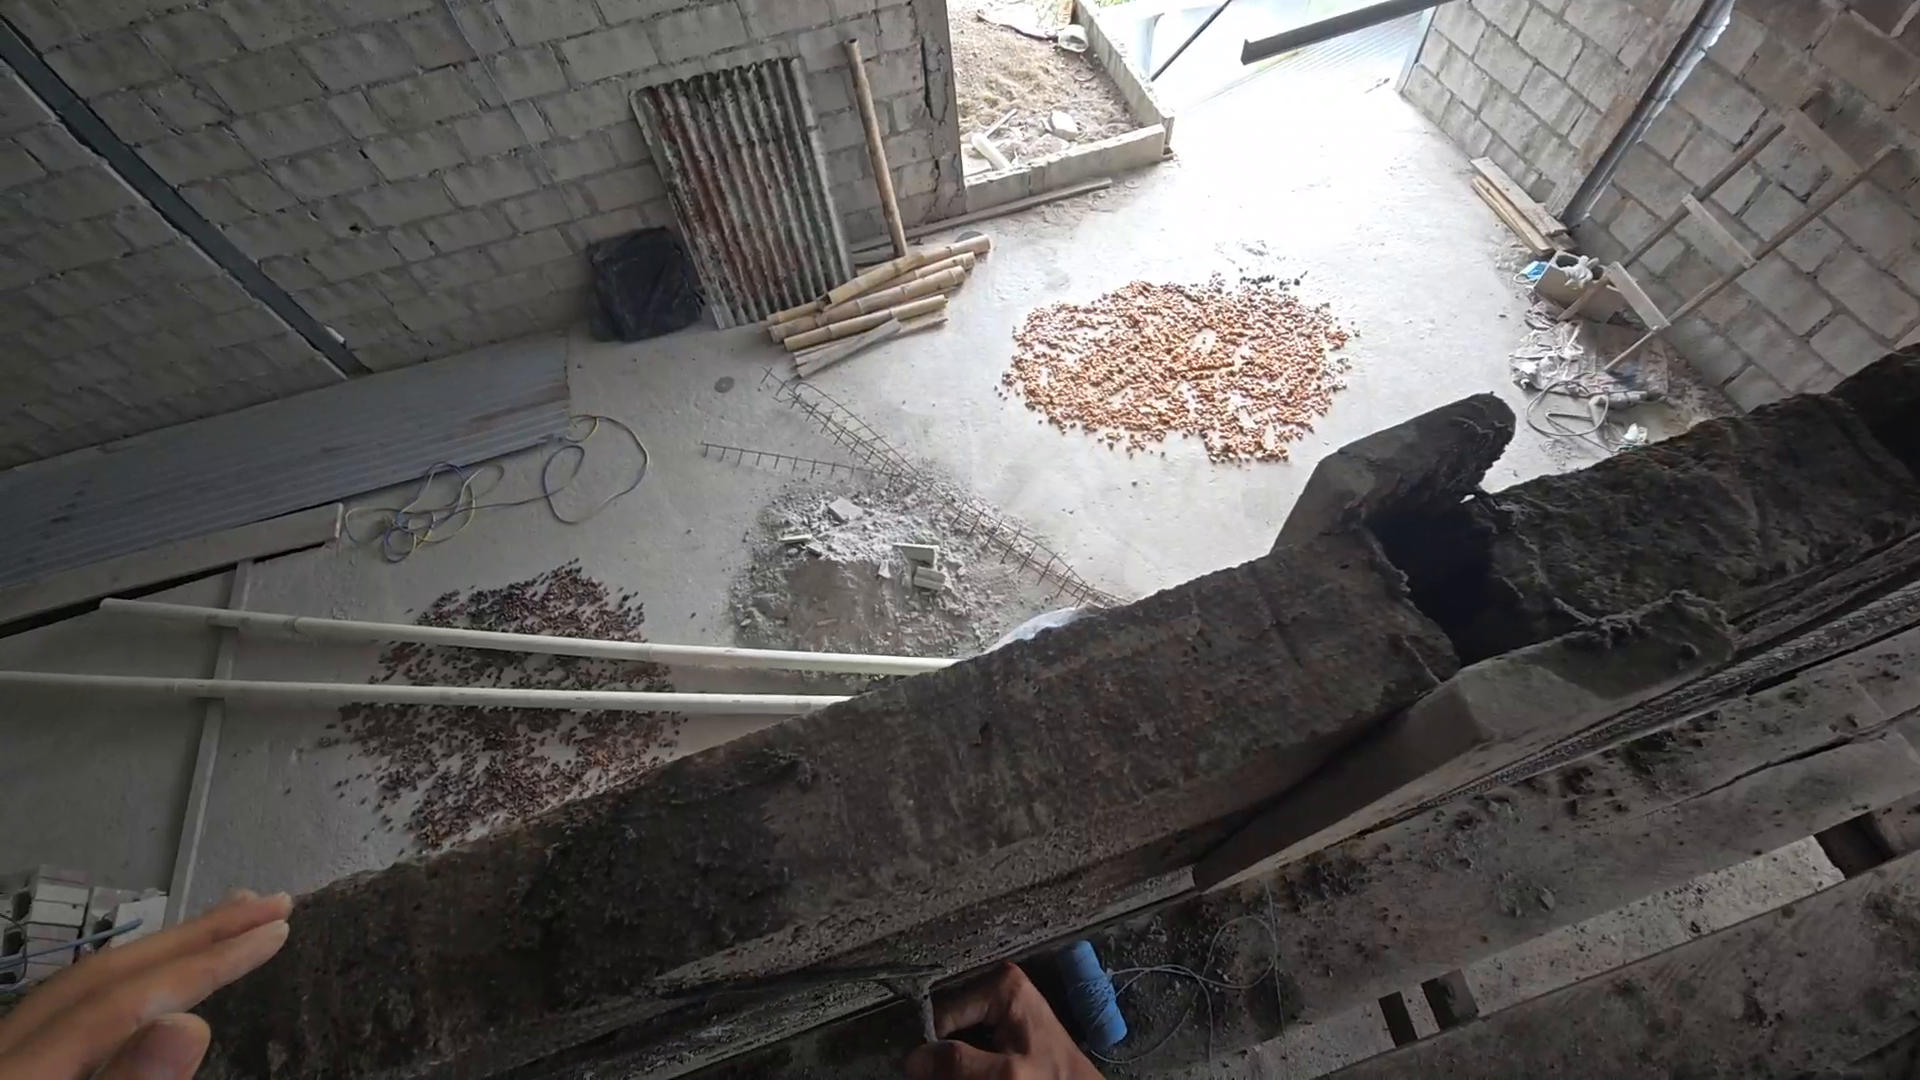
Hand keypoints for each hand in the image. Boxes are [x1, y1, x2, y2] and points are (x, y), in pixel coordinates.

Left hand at [0, 890, 290, 1079]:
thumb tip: (190, 1025)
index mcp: (11, 1076)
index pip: (119, 1004)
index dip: (206, 964)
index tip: (281, 930)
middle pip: (97, 979)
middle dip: (194, 936)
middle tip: (275, 902)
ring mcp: (1, 1059)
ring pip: (80, 987)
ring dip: (169, 947)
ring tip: (240, 913)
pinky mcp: (14, 1065)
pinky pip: (69, 1008)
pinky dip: (134, 975)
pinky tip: (176, 965)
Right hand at [906, 964, 1104, 1079]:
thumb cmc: (1051, 1078)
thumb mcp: (1006, 1074)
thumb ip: (960, 1064)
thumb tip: (912, 1060)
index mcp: (1001, 982)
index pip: (945, 1013)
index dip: (930, 1046)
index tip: (918, 1072)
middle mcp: (996, 983)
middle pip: (949, 1021)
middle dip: (939, 1050)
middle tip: (928, 1071)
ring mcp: (998, 1002)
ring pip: (955, 1032)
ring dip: (949, 1057)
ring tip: (941, 1069)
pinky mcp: (1000, 1021)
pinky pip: (968, 1038)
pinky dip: (962, 1057)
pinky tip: (960, 1068)